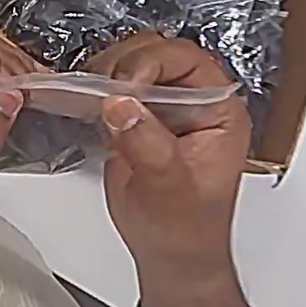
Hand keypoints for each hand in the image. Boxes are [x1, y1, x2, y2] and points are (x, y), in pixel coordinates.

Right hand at [88, 35, 253, 306]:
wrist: (168, 254)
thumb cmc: (184, 231)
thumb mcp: (169, 191)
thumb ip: (149, 147)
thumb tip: (121, 105)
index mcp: (218, 113)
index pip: (188, 61)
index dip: (154, 63)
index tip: (126, 85)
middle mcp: (193, 103)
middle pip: (157, 51)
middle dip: (125, 64)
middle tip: (105, 92)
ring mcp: (163, 108)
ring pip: (131, 61)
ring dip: (107, 72)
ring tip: (94, 100)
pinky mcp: (135, 116)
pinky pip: (113, 83)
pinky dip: (95, 86)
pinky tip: (87, 103)